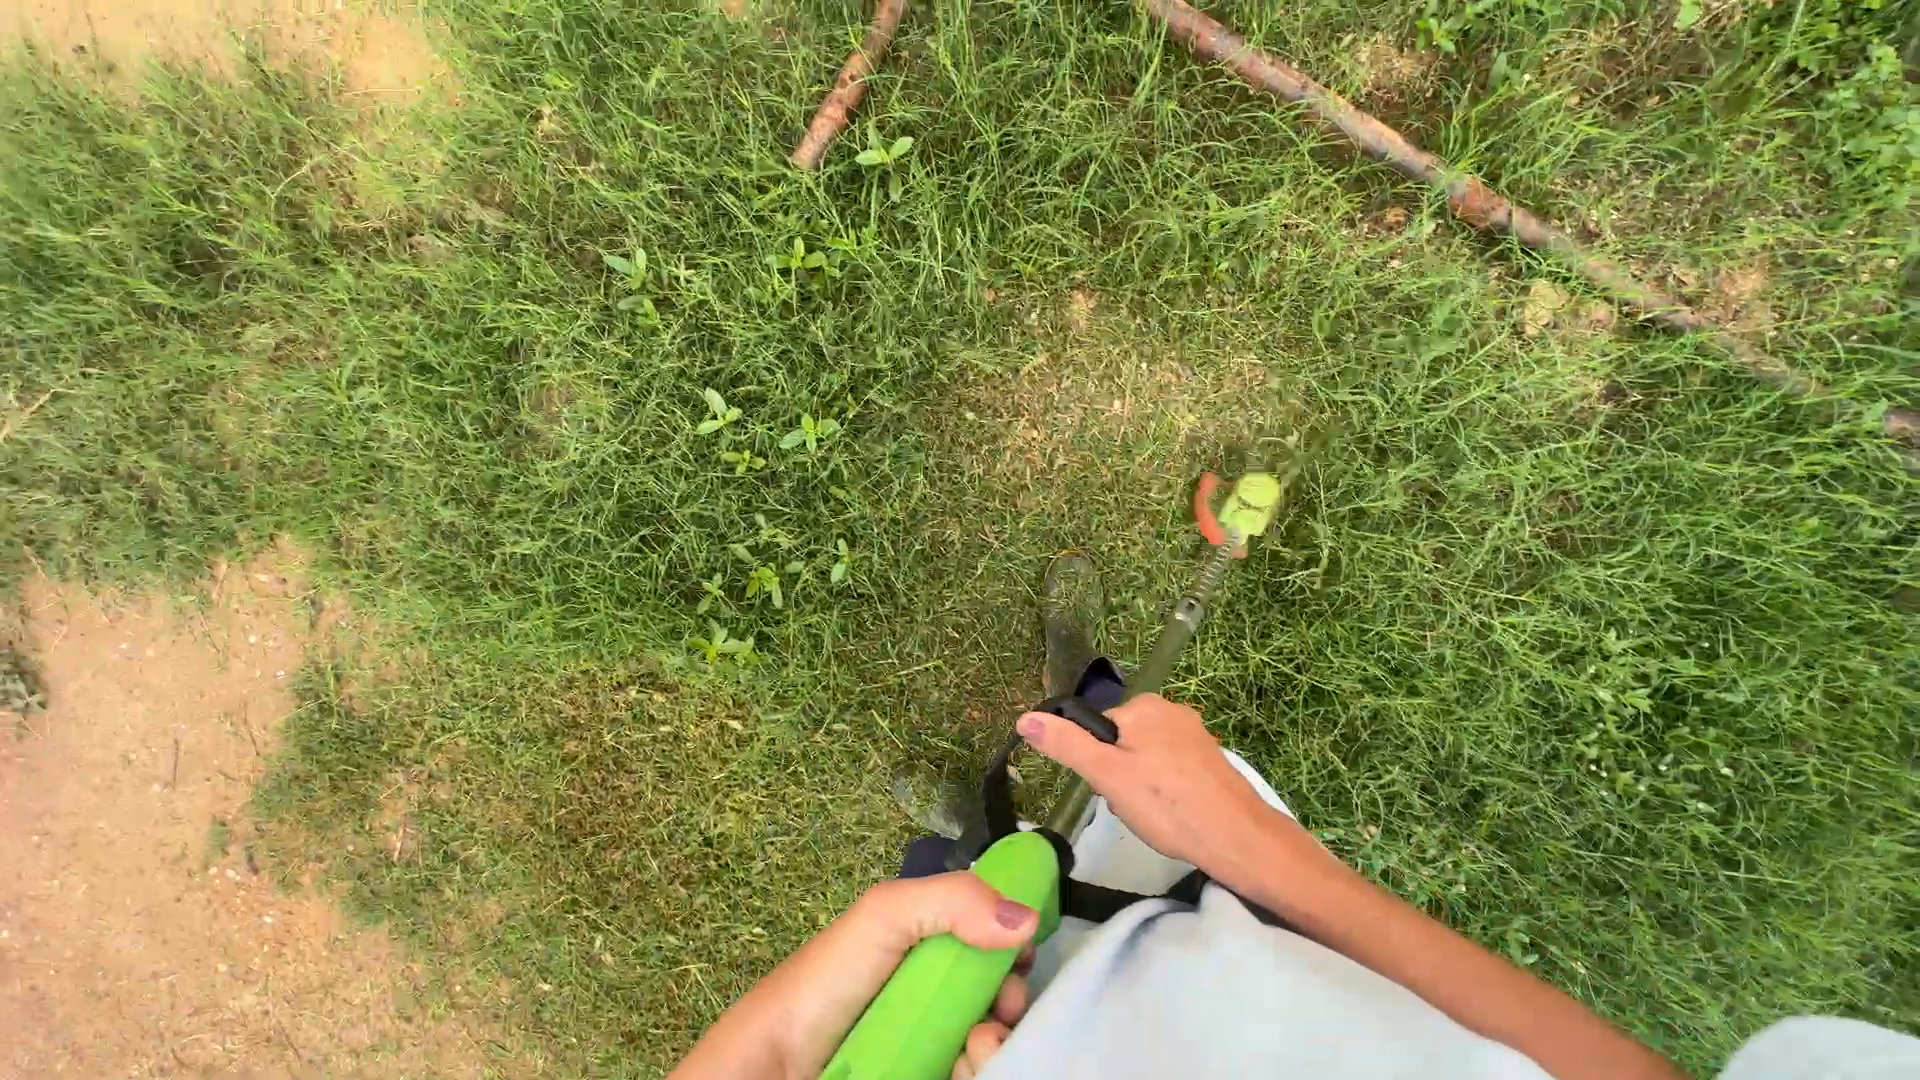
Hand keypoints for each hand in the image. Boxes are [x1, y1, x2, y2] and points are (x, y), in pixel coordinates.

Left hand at [668, 871, 1037, 1079]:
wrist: (776, 1068)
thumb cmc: (829, 980)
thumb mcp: (886, 915)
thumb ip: (953, 901)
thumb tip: (1027, 919)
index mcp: (926, 945)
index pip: (987, 938)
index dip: (1011, 945)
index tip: (1021, 956)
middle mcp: (934, 992)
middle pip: (998, 991)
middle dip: (1011, 996)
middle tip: (1001, 1005)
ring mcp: (932, 1041)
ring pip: (994, 1037)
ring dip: (1001, 1037)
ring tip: (979, 1043)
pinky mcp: (932, 1073)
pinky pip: (976, 1068)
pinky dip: (985, 1066)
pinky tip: (968, 1064)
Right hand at [1018, 692, 1285, 876]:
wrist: (1240, 840)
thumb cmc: (1167, 805)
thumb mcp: (1107, 775)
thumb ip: (1066, 744)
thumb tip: (1024, 718)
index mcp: (1143, 705)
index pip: (1096, 729)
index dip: (1096, 764)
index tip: (1110, 789)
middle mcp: (1170, 709)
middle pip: (1119, 742)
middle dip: (1118, 775)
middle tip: (1133, 806)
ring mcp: (1194, 733)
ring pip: (1143, 758)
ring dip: (1140, 785)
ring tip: (1156, 815)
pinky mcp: (1209, 758)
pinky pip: (1169, 768)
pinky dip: (1164, 790)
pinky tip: (1174, 814)